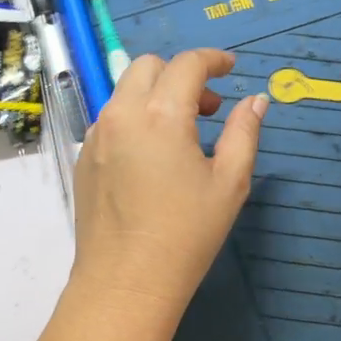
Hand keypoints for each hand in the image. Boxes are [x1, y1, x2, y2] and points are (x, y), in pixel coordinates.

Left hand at [71, 49, 268, 316]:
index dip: (213, 59)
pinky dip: (135, 119)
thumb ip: (244, 132)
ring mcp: (96, 135)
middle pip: (147, 66)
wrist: (125, 282)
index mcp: (160, 115)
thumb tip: (256, 101)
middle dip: (180, 74)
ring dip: (155, 95)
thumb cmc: (186, 234)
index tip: (231, 67)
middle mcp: (122, 114)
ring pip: (125, 91)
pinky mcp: (84, 157)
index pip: (186, 65)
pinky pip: (111, 120)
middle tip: (207, 108)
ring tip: (182, 135)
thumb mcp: (230, 183)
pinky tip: (152, 159)